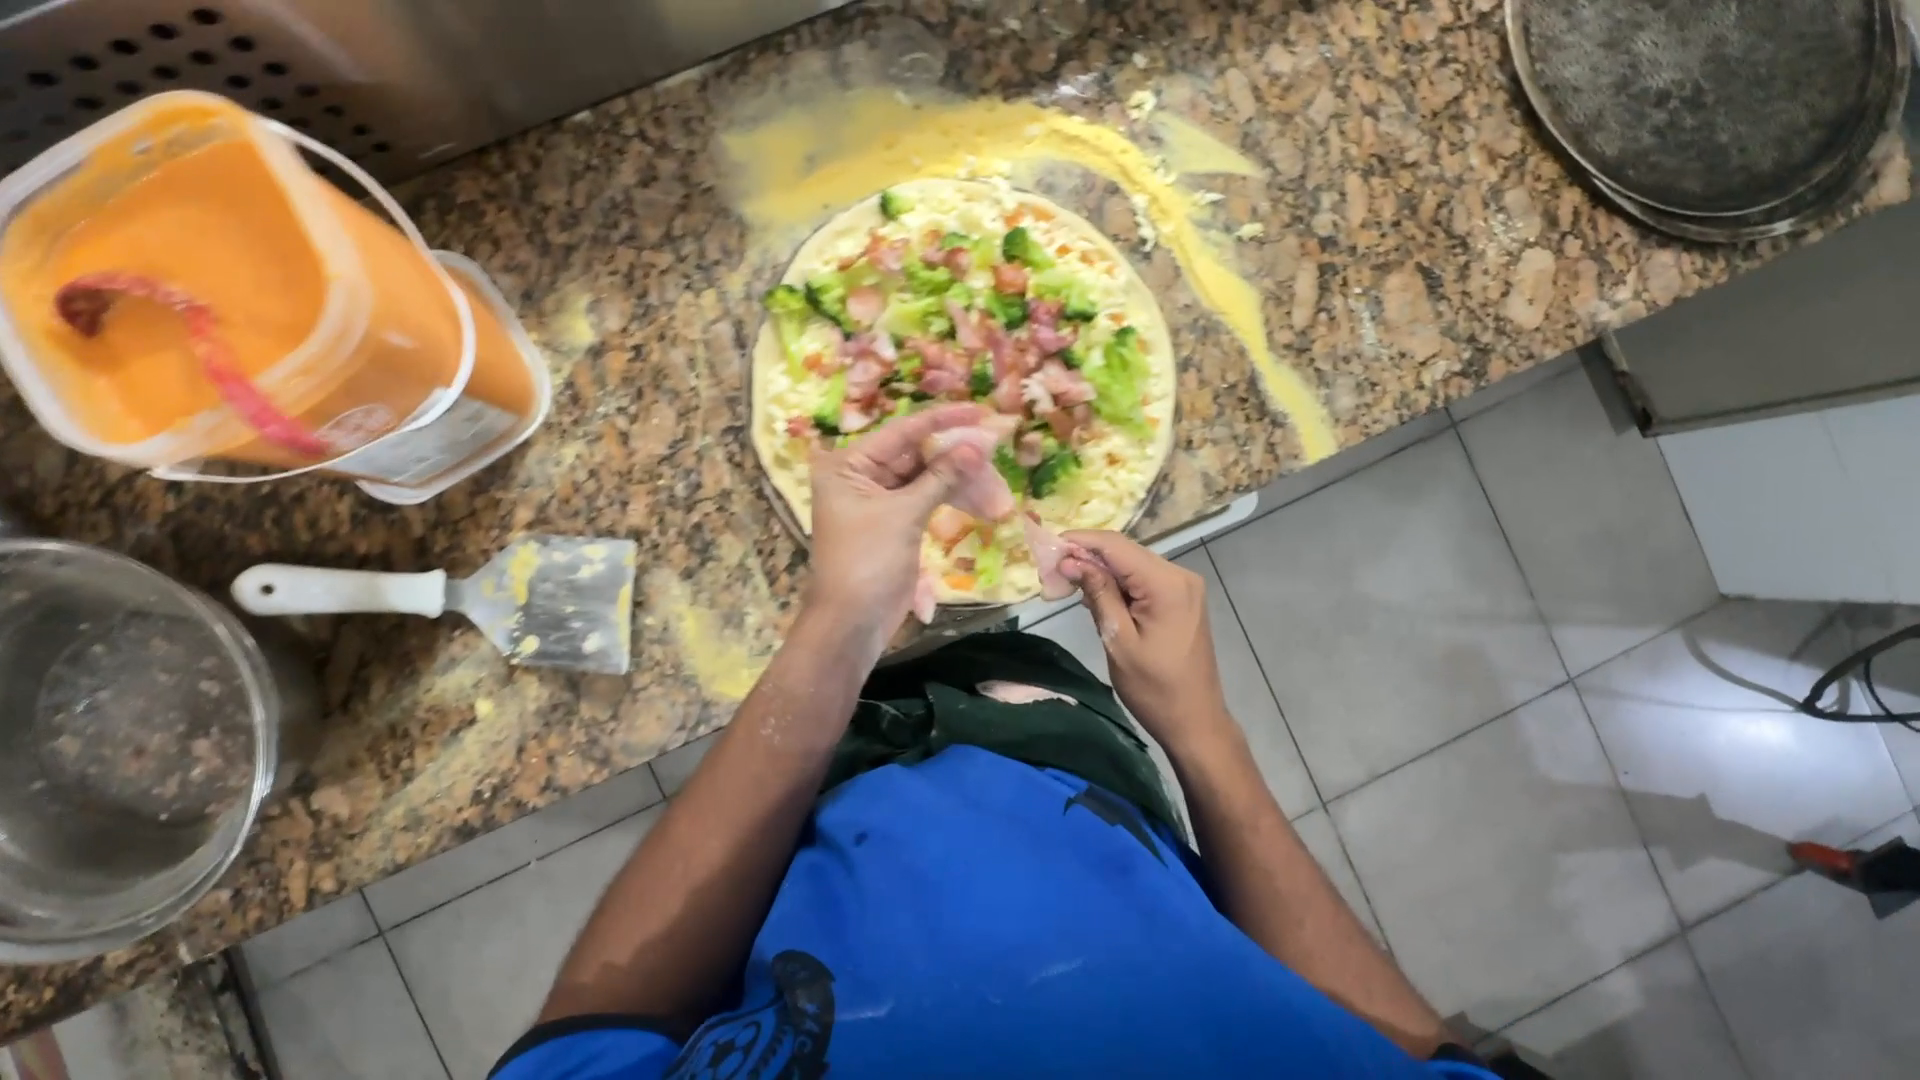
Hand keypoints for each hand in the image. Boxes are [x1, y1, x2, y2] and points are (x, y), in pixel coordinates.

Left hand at [804, 403, 986, 643]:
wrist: (852, 621)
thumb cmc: (867, 562)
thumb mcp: (904, 515)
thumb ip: (941, 477)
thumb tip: (977, 445)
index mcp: (847, 464)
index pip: (902, 432)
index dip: (943, 421)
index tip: (979, 411)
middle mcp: (859, 474)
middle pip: (914, 452)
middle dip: (955, 453)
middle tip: (994, 446)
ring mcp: (877, 499)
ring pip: (924, 476)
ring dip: (958, 479)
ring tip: (994, 482)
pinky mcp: (894, 521)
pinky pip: (925, 498)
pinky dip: (950, 497)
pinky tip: (980, 498)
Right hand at [1061, 531, 1236, 754]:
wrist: (1195, 720)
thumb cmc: (1155, 688)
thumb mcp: (1118, 641)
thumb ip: (1098, 595)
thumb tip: (1070, 560)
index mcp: (1167, 584)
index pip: (1116, 546)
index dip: (1079, 541)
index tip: (1046, 546)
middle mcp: (1180, 575)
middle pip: (1124, 551)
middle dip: (1086, 555)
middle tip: (1049, 568)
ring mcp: (1183, 586)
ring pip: (1132, 564)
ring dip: (1099, 569)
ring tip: (1063, 579)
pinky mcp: (1180, 598)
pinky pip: (1142, 579)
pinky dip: (1117, 582)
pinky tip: (1093, 592)